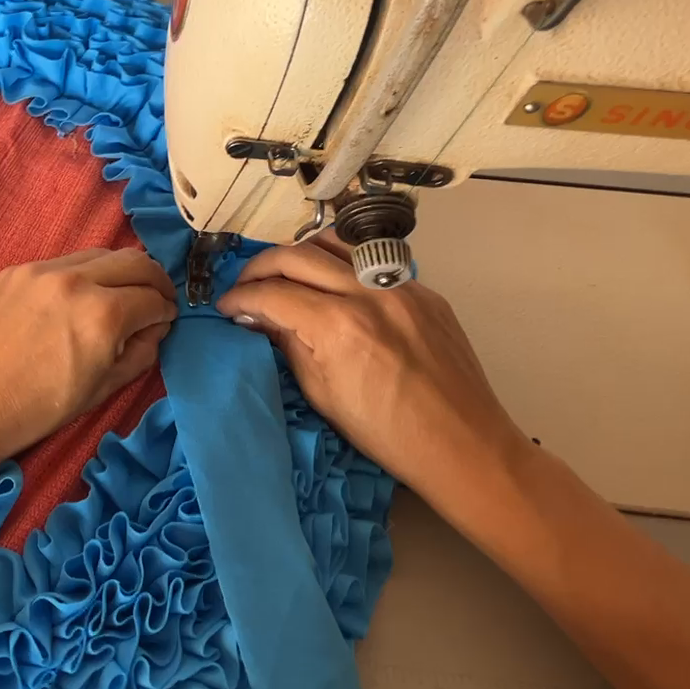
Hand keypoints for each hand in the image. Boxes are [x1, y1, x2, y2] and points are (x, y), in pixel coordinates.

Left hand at [0, 248, 177, 469]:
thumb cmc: (36, 410)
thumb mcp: (101, 391)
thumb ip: (139, 354)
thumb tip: (154, 328)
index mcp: (102, 315)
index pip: (153, 299)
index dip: (167, 312)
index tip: (165, 321)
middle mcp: (75, 281)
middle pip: (135, 261)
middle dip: (154, 281)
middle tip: (155, 300)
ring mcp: (41, 270)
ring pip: (99, 254)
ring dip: (119, 271)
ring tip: (118, 295)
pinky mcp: (16, 270)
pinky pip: (63, 262)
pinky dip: (82, 274)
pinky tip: (75, 298)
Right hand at [216, 236, 531, 502]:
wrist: (464, 446)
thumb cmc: (386, 433)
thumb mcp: (321, 393)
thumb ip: (286, 342)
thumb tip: (256, 316)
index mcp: (338, 326)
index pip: (271, 293)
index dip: (239, 299)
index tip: (225, 308)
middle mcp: (368, 293)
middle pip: (295, 255)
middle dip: (258, 269)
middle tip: (244, 288)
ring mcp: (400, 285)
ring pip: (332, 243)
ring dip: (297, 254)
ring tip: (282, 276)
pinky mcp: (422, 289)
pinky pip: (368, 262)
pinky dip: (337, 266)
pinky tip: (330, 288)